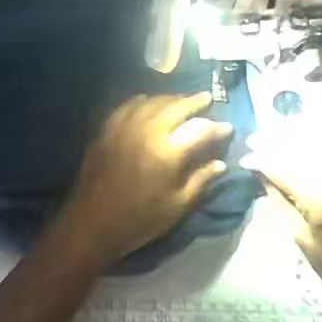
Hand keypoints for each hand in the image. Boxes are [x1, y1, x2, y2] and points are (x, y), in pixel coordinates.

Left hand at [57, 93, 232, 263]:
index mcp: (169, 151)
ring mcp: (124, 127)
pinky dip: (143, 102)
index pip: (201, 129)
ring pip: (151, 101)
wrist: (93, 223)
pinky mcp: (106, 130)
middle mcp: (147, 131)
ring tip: (181, 101)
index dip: (218, 128)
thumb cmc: (140, 220)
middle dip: (195, 101)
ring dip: (170, 99)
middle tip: (207, 98)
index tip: (228, 127)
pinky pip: (128, 106)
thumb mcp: (178, 205)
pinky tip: (148, 104)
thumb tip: (220, 164)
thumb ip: (201, 179)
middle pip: (176, 106)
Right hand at [241, 128, 321, 306]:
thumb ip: (282, 201)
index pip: (283, 166)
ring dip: (301, 131)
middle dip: (276, 139)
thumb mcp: (303, 239)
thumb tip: (262, 173)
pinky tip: (317, 131)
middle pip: (303, 144)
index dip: (261, 158)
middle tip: (260, 138)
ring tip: (284, 131)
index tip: (248, 155)